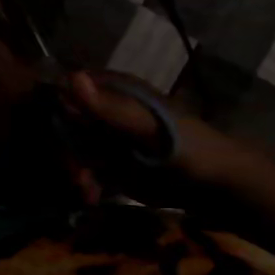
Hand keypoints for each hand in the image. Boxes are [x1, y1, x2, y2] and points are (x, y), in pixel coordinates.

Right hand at [68, 70, 250, 186]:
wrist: (221, 186)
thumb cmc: (189, 149)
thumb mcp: (146, 128)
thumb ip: (110, 108)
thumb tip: (72, 77)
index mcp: (118, 92)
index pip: (71, 90)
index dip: (56, 110)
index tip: (54, 136)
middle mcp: (110, 113)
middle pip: (68, 125)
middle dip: (66, 151)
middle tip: (75, 176)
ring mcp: (114, 141)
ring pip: (77, 151)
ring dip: (75, 171)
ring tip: (86, 192)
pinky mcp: (118, 169)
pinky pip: (90, 172)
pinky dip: (87, 185)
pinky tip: (91, 198)